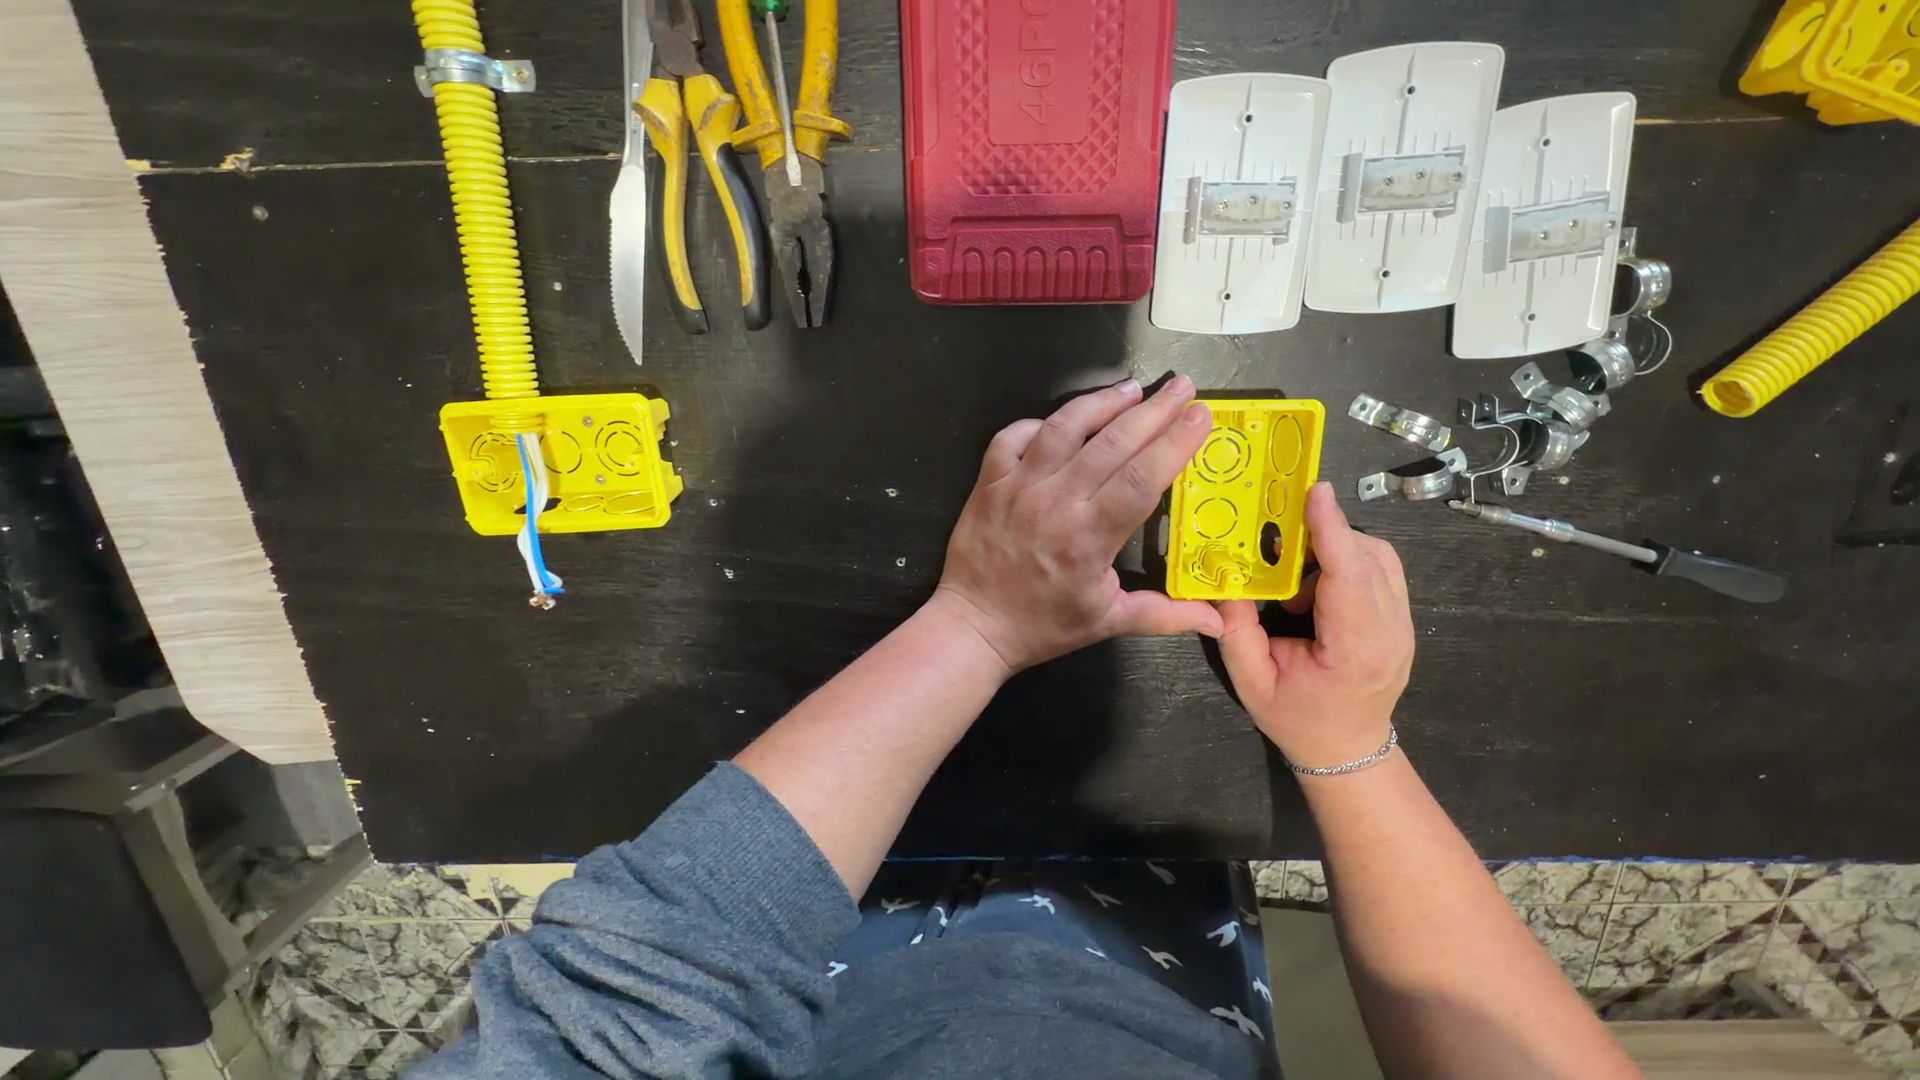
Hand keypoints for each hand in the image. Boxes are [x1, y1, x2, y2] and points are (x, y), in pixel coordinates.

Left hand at [933, 375, 1224, 673]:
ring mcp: (1018, 487)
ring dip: (1100, 403)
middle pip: (1112, 443)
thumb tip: (1219, 622)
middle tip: (1181, 386)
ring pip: (1063, 428)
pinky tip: (1064, 419)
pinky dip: (1038, 422)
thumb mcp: (1107, 622)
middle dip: (1152, 410)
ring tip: (1131, 389)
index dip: (1174, 443)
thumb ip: (1164, 614)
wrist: (974, 626)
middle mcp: (1055, 502)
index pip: (1142, 478)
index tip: (1201, 415)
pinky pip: (1013, 436)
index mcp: (1090, 537)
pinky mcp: (989, 481)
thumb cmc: (1043, 625)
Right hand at [1216, 482, 1413, 767]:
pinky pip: (1382, 570)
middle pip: (1369, 557)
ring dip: (1338, 549)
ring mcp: (1405, 624)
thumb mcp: (1250, 680)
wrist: (1346, 750)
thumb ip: (1236, 627)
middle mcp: (1391, 631)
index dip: (1332, 529)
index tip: (1315, 492)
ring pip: (1381, 558)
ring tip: (1298, 579)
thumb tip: (1225, 576)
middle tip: (1282, 536)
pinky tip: (1317, 588)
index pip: (1349, 575)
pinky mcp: (1402, 619)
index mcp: (1355, 648)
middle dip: (1327, 534)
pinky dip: (1350, 562)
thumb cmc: (1295, 718)